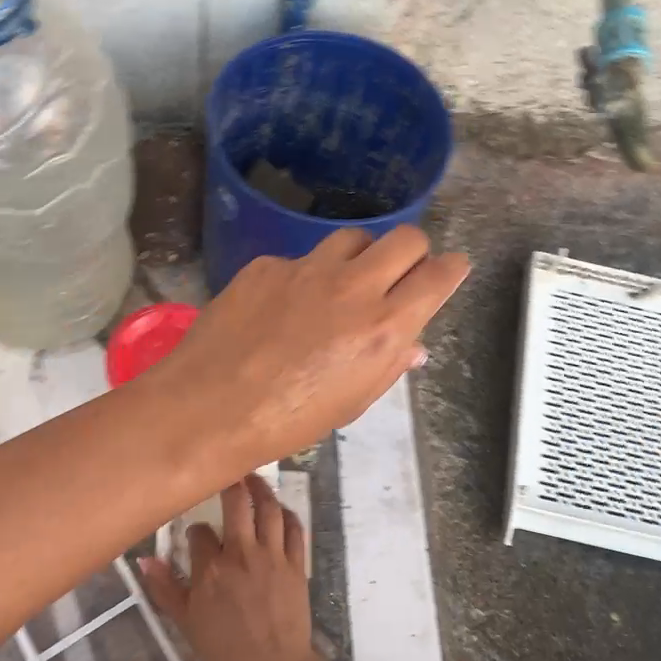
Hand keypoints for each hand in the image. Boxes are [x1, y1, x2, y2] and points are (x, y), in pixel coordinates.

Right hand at [138, 474, 324, 660]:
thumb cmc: (226, 653)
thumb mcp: (186, 623)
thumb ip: (165, 588)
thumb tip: (144, 559)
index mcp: (211, 569)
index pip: (199, 533)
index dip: (195, 532)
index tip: (195, 537)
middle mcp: (242, 553)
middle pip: (237, 502)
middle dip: (232, 483)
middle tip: (228, 473)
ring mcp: (273, 557)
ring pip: (269, 509)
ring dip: (261, 490)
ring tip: (253, 480)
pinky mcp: (296, 565)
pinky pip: (294, 528)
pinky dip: (287, 514)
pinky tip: (280, 510)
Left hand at [143, 226, 466, 468]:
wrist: (210, 408)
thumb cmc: (287, 422)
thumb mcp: (350, 403)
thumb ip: (387, 365)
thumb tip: (412, 344)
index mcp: (384, 328)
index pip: (438, 276)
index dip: (450, 270)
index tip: (448, 271)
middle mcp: (353, 288)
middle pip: (406, 238)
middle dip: (412, 252)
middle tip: (399, 273)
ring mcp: (307, 270)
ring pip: (353, 237)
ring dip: (358, 256)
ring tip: (342, 284)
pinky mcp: (266, 265)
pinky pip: (298, 259)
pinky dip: (302, 277)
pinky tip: (282, 307)